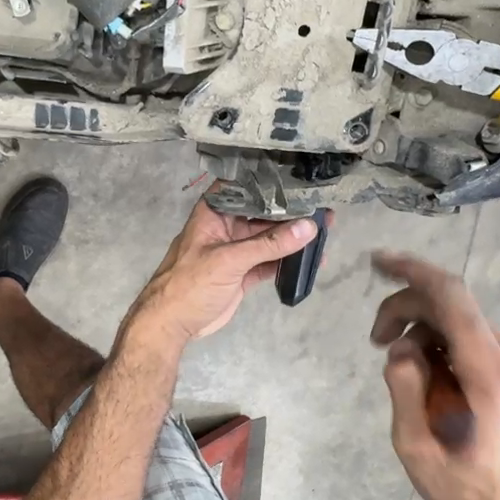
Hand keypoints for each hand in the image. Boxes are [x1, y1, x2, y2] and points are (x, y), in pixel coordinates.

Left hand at [121, 196, 319, 345]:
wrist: (172, 323)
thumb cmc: (190, 283)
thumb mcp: (228, 260)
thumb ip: (269, 244)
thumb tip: (308, 227)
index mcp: (213, 213)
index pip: (243, 187)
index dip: (268, 181)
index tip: (300, 176)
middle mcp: (225, 227)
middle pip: (261, 213)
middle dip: (290, 212)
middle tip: (324, 206)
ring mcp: (235, 251)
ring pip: (269, 239)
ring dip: (293, 237)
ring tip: (327, 229)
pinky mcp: (243, 273)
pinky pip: (269, 262)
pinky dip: (288, 261)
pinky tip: (313, 258)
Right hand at [371, 252, 499, 499]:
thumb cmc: (468, 492)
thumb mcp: (416, 447)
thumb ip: (404, 387)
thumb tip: (401, 347)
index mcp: (488, 373)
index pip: (451, 298)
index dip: (412, 271)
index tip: (377, 261)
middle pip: (449, 305)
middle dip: (403, 310)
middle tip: (375, 342)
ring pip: (456, 323)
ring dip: (420, 333)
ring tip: (402, 374)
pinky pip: (467, 340)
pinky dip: (438, 347)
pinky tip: (426, 381)